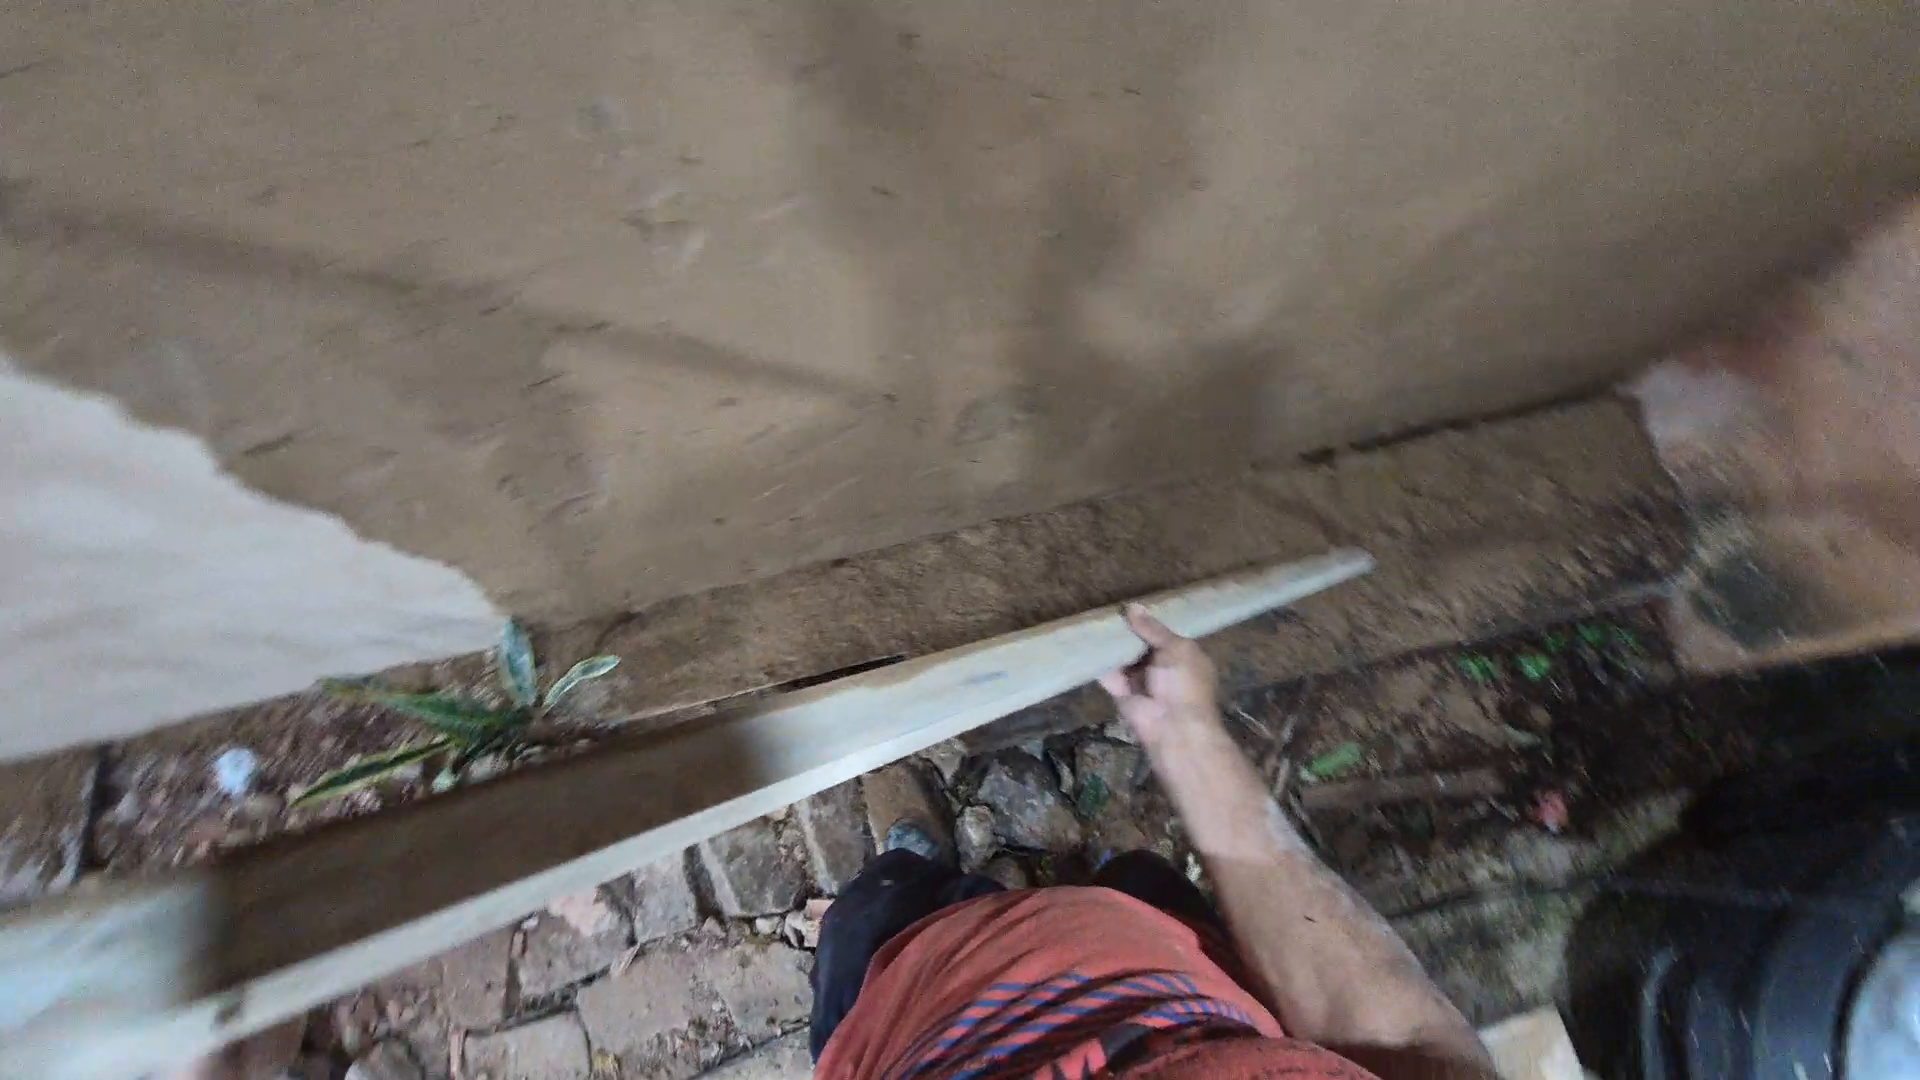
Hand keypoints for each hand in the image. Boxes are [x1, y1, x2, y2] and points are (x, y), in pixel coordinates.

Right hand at [1098, 603, 1221, 746]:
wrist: (1173, 726)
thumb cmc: (1183, 682)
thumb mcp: (1176, 648)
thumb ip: (1153, 629)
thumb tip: (1132, 606)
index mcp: (1184, 657)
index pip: (1165, 636)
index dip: (1149, 622)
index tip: (1130, 606)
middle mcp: (1163, 669)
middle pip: (1142, 646)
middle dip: (1128, 632)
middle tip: (1108, 610)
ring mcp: (1141, 682)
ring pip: (1124, 658)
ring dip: (1112, 645)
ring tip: (1094, 620)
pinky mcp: (1122, 693)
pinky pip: (1109, 674)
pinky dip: (1099, 662)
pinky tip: (1085, 644)